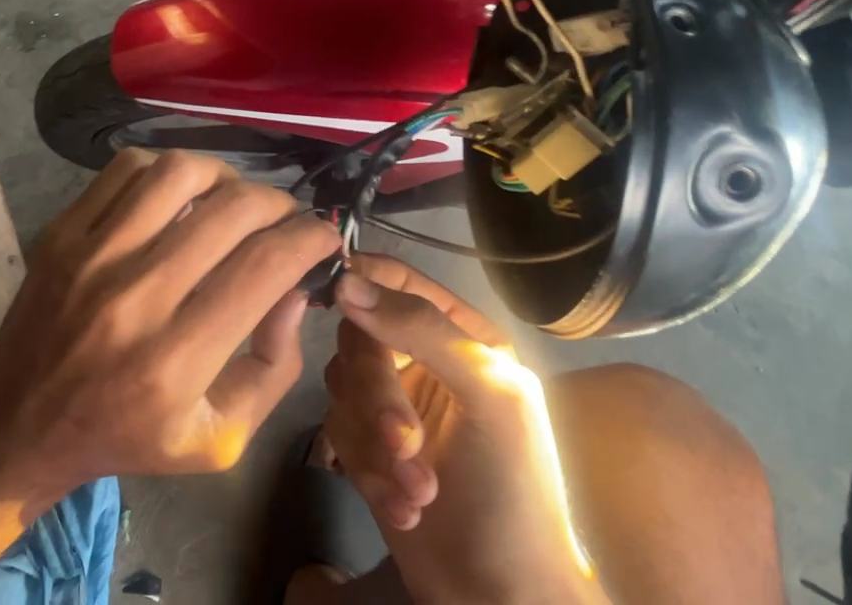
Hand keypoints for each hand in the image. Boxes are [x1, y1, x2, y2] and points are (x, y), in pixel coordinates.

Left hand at [0, 149, 341, 497]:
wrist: (18, 422)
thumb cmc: (125, 437)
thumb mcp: (218, 438)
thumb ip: (274, 369)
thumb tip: (297, 289)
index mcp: (176, 359)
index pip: (265, 266)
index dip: (310, 239)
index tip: (324, 237)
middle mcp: (134, 297)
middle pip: (231, 211)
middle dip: (279, 205)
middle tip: (285, 219)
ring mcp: (90, 256)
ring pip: (178, 173)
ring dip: (225, 176)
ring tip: (234, 200)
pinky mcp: (60, 233)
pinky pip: (126, 169)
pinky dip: (166, 170)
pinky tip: (180, 195)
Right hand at [322, 255, 608, 604]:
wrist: (502, 597)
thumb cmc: (517, 490)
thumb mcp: (489, 394)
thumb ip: (421, 329)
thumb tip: (345, 282)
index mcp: (463, 336)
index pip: (399, 280)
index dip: (365, 278)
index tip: (334, 291)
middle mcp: (423, 361)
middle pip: (360, 337)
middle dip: (379, 395)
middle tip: (405, 442)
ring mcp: (392, 405)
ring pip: (341, 386)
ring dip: (376, 444)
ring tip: (420, 492)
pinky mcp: (366, 448)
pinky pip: (337, 434)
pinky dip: (368, 472)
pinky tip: (405, 508)